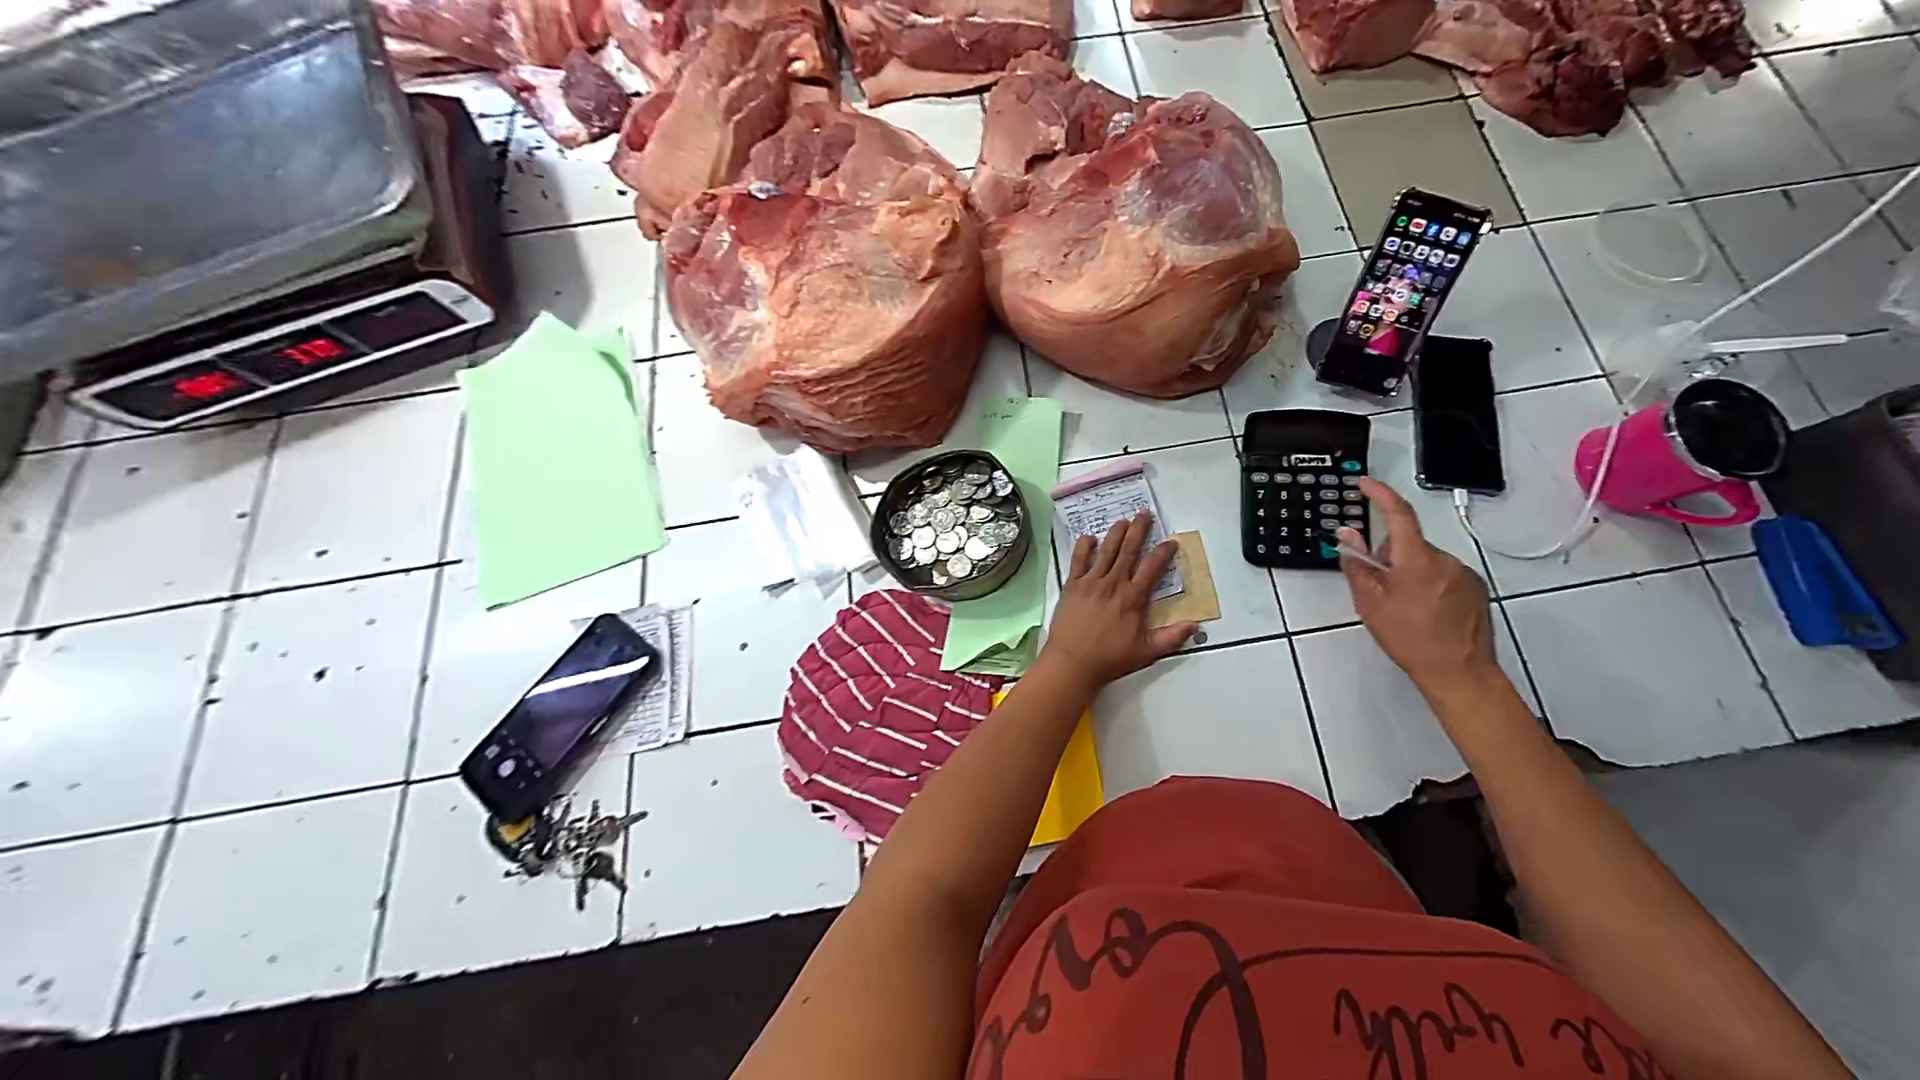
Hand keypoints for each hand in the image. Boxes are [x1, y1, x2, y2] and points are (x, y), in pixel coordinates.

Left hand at [1042, 512, 1197, 688]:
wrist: (1072, 661)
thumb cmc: (1110, 658)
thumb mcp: (1147, 652)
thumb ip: (1172, 637)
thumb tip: (1196, 626)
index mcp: (1133, 598)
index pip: (1152, 567)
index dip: (1163, 552)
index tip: (1170, 542)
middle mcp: (1113, 584)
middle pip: (1128, 551)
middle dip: (1138, 530)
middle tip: (1144, 514)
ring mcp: (1091, 582)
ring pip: (1105, 551)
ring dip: (1115, 534)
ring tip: (1123, 521)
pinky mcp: (1072, 585)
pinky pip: (1078, 560)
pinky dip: (1083, 547)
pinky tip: (1088, 537)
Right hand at [1339, 478, 1499, 701]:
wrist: (1458, 672)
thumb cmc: (1410, 639)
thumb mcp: (1370, 602)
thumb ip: (1357, 564)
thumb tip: (1347, 536)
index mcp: (1417, 560)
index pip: (1398, 515)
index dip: (1380, 495)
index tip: (1366, 484)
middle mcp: (1445, 560)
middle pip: (1407, 544)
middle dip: (1389, 558)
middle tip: (1377, 587)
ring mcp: (1464, 574)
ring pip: (1424, 560)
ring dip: (1408, 573)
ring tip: (1402, 607)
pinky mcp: (1475, 587)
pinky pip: (1442, 573)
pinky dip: (1427, 583)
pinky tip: (1423, 611)